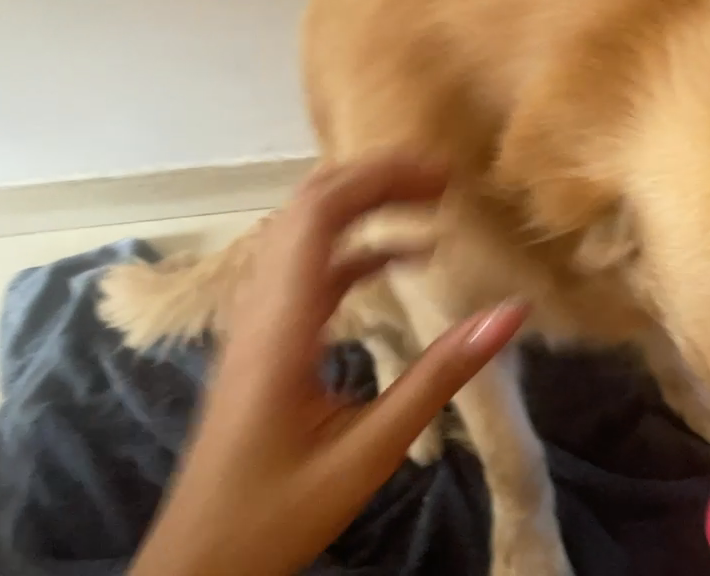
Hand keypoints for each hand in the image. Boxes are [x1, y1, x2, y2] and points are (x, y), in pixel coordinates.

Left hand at [129, 158, 529, 575]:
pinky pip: (312, 269)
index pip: (318, 215)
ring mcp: (259, 321)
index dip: (379, 177)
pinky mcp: (267, 339)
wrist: (197, 567)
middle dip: (378, 178)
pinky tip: (403, 260)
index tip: (442, 173)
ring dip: (367, 206)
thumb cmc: (276, 513)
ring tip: (431, 205)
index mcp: (281, 324)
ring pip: (307, 231)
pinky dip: (360, 247)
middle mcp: (262, 307)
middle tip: (444, 179)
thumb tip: (511, 313)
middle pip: (310, 207)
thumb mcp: (368, 451)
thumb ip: (438, 378)